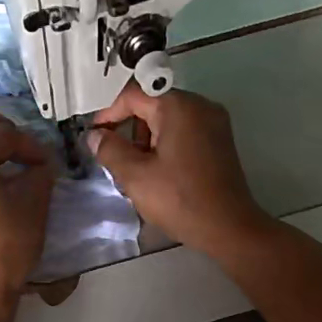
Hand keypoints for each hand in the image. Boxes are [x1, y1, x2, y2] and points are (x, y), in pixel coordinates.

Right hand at [85, 82, 273, 256]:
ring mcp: (214, 123)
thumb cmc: (179, 199)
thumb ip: (110, 150)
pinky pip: (184, 132)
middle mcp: (200, 106)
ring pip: (168, 120)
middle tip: (117, 159)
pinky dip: (166, 145)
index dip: (109, 113)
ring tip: (137, 171)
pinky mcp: (220, 142)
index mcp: (178, 106)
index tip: (95, 137)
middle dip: (130, 128)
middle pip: (153, 104)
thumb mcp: (135, 176)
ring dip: (147, 139)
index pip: (134, 94)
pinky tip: (159, 173)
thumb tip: (95, 136)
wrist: (226, 227)